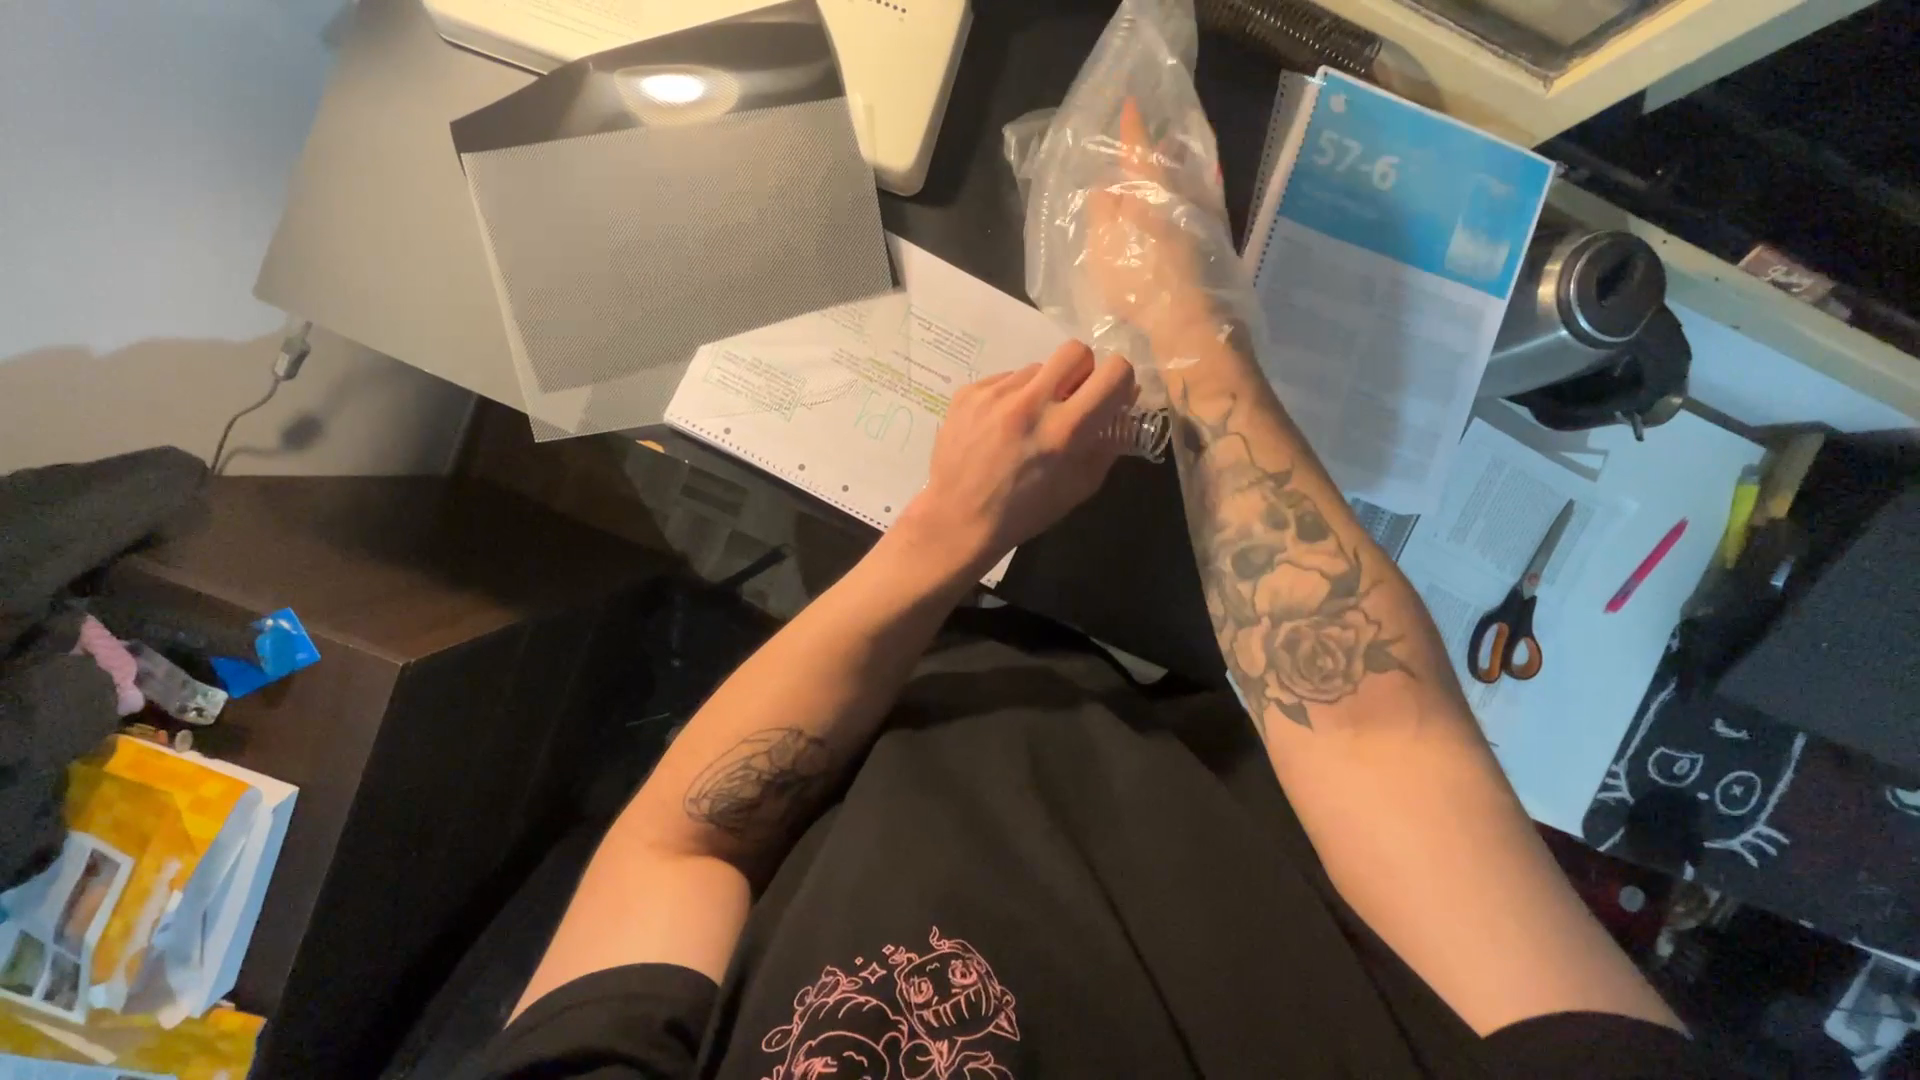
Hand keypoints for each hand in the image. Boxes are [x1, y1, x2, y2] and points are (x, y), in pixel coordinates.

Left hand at [894, 341, 1136, 579]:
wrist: (957, 518)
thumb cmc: (1024, 511)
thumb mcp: (1080, 487)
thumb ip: (1108, 441)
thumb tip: (1125, 400)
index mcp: (1064, 430)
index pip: (1114, 371)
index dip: (1119, 380)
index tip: (1109, 396)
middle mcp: (1030, 403)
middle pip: (1075, 350)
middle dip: (1082, 371)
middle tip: (1071, 400)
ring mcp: (994, 394)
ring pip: (1037, 368)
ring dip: (1042, 389)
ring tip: (1027, 424)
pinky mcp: (967, 392)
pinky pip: (1005, 380)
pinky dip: (1012, 398)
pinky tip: (1000, 428)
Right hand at [1085, 99, 1211, 344]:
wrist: (1193, 324)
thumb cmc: (1143, 288)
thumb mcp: (1106, 254)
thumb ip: (1103, 218)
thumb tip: (1105, 188)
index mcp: (1152, 193)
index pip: (1139, 150)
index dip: (1132, 128)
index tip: (1131, 101)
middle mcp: (1184, 195)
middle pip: (1170, 163)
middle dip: (1159, 148)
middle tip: (1152, 136)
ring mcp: (1206, 216)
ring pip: (1191, 181)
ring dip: (1179, 169)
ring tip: (1171, 161)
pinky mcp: (1219, 240)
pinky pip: (1205, 203)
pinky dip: (1195, 193)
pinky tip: (1193, 197)